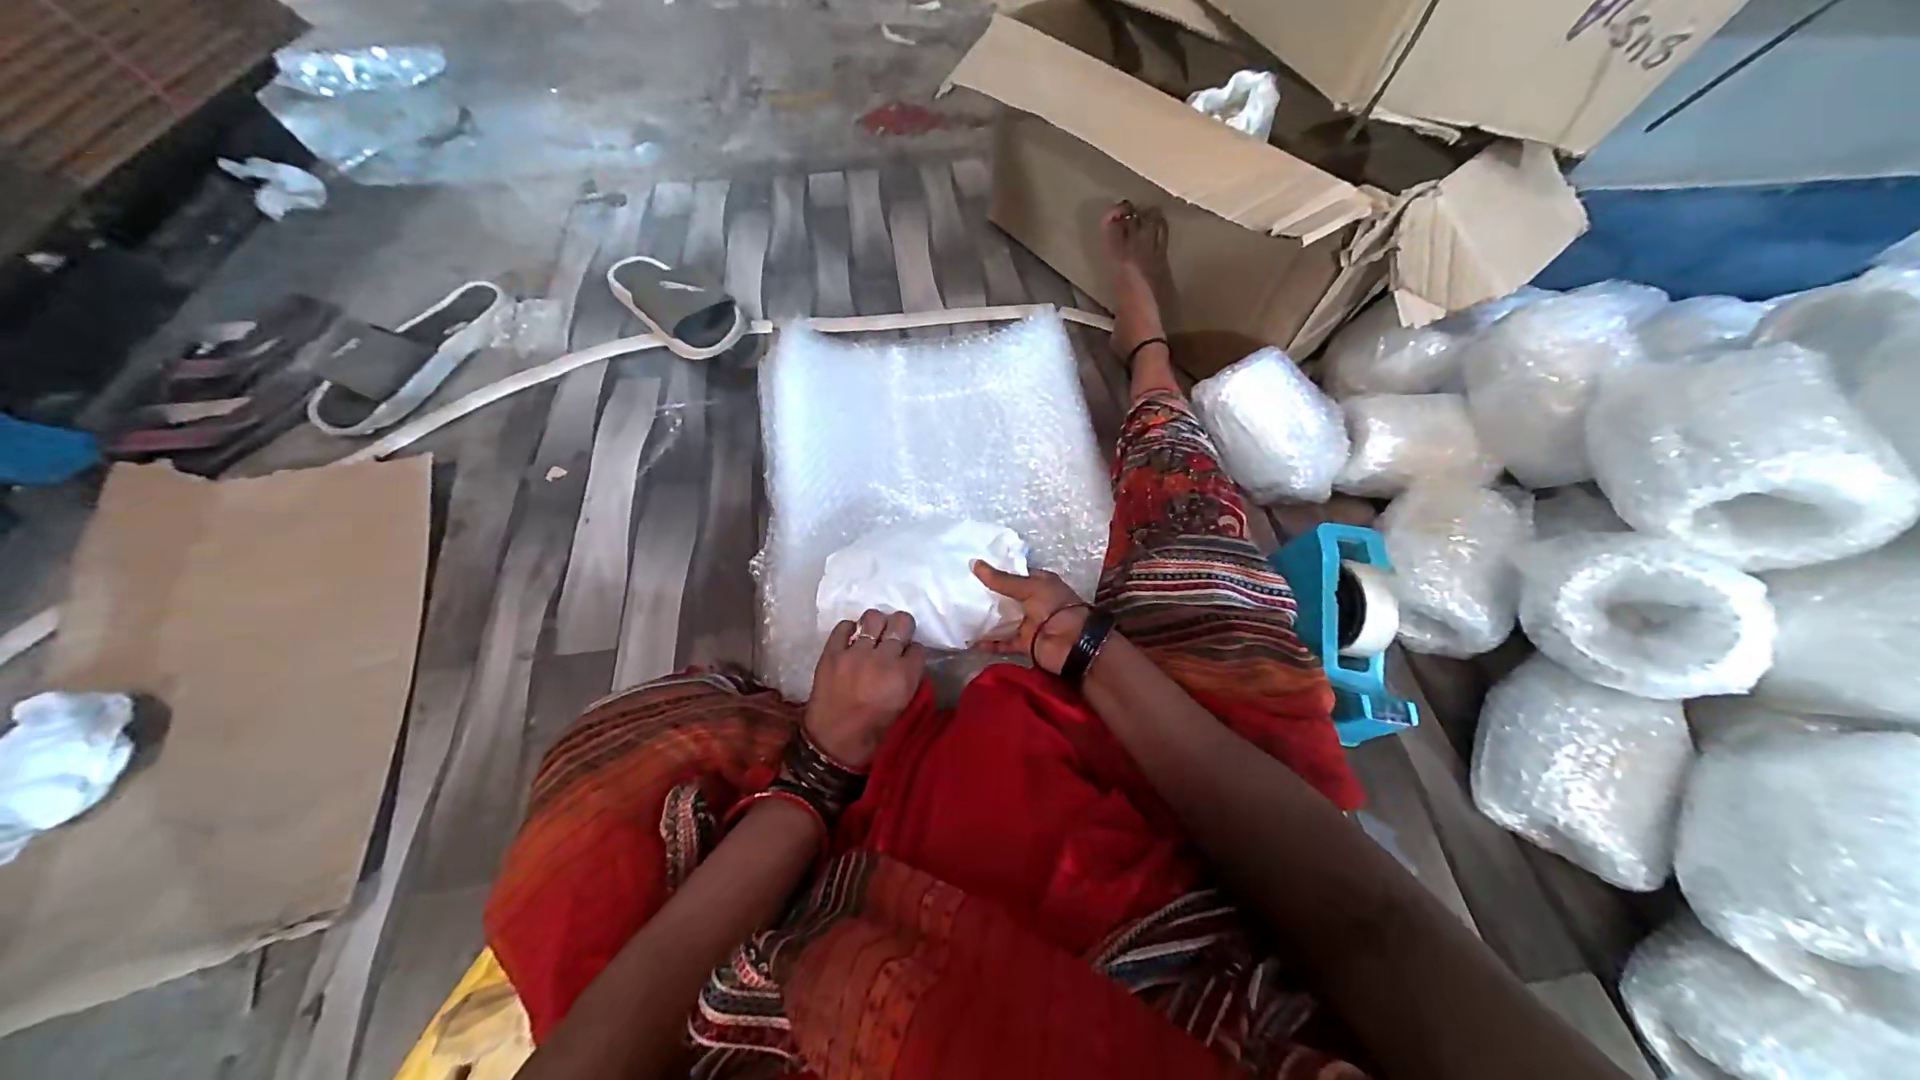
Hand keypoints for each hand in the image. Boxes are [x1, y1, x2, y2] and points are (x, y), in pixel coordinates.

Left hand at [805, 609, 926, 767]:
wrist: (833, 743)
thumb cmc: (873, 733)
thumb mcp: (904, 708)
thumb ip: (910, 680)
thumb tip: (908, 660)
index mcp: (904, 676)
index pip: (919, 647)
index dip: (913, 651)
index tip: (907, 657)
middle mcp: (883, 659)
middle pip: (902, 622)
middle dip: (902, 628)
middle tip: (895, 637)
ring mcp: (855, 654)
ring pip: (873, 618)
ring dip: (877, 624)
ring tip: (873, 635)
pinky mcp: (832, 653)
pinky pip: (843, 627)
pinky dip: (849, 629)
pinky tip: (852, 639)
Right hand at [971, 561, 1091, 674]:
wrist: (1072, 642)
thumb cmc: (1055, 607)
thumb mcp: (1029, 587)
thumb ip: (1001, 580)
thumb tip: (974, 563)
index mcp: (1039, 584)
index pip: (1014, 575)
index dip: (996, 572)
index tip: (972, 570)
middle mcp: (1032, 602)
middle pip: (1006, 598)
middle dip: (986, 596)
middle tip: (960, 591)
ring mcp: (1028, 624)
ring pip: (1002, 621)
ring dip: (985, 620)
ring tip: (960, 614)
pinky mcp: (1024, 643)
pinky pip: (1003, 643)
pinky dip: (989, 643)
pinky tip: (970, 641)